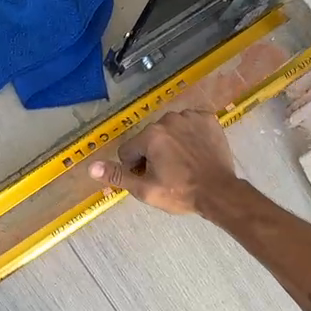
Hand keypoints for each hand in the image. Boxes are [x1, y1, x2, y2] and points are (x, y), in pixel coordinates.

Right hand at [87, 108, 241, 215]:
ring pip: (169, 130)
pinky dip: (190, 136)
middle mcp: (168, 120)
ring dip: (171, 144)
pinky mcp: (208, 119)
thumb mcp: (145, 190)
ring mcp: (190, 117)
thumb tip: (91, 167)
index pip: (129, 151)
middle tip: (169, 174)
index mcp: (150, 136)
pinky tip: (196, 152)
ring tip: (183, 164)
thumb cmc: (180, 193)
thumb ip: (118, 176)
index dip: (136, 168)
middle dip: (153, 154)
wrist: (219, 192)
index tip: (151, 179)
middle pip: (149, 139)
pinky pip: (190, 124)